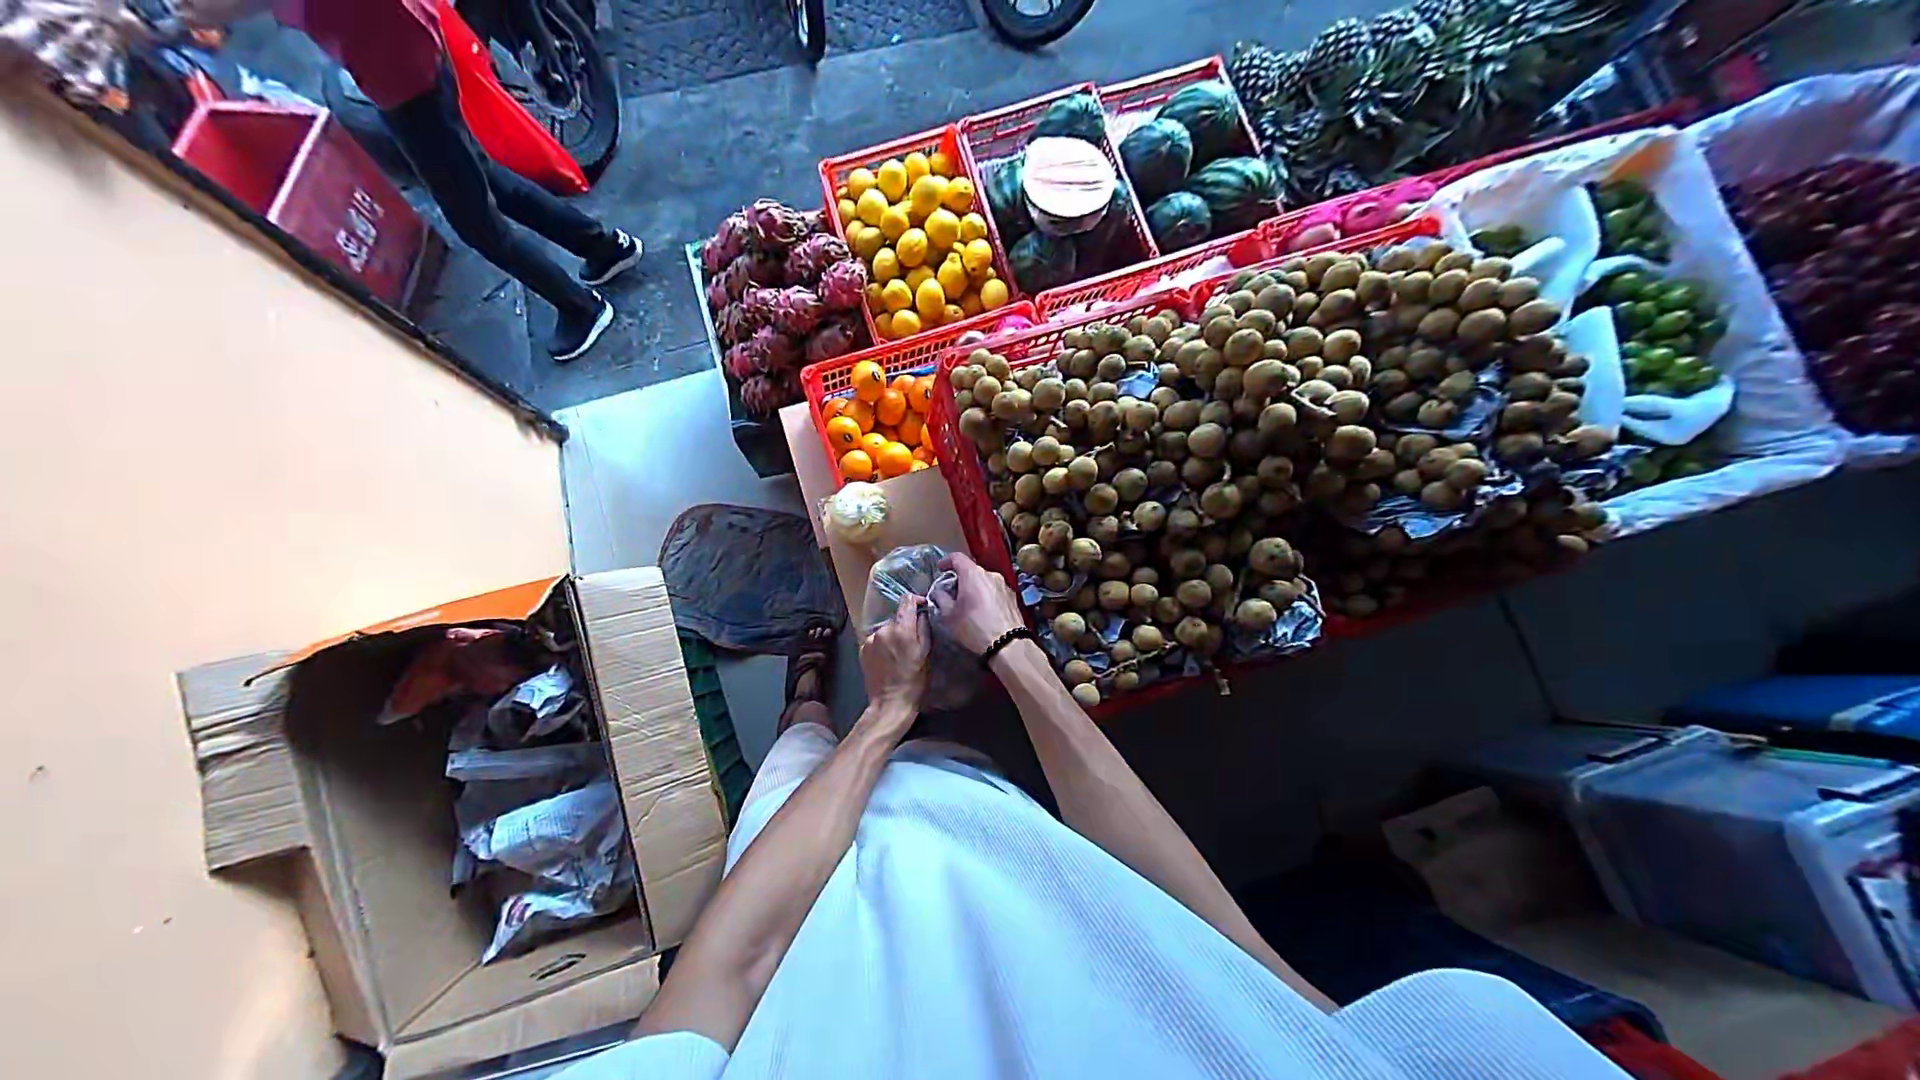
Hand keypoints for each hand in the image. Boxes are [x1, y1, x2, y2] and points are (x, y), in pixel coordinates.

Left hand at [859, 594, 929, 727]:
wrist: (890, 703)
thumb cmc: (913, 681)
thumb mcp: (926, 654)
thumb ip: (924, 628)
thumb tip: (923, 613)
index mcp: (901, 629)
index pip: (906, 601)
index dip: (916, 601)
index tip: (922, 607)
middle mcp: (883, 630)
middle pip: (897, 618)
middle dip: (905, 626)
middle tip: (912, 642)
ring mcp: (870, 639)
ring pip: (886, 629)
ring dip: (893, 636)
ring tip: (899, 653)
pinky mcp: (862, 649)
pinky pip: (876, 639)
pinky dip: (883, 644)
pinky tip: (888, 658)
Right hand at [933, 551, 1026, 655]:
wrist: (1007, 644)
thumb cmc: (974, 627)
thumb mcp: (949, 616)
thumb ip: (941, 599)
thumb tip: (939, 592)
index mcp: (973, 574)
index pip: (957, 558)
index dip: (946, 561)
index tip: (940, 569)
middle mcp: (990, 575)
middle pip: (972, 570)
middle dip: (960, 579)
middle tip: (952, 593)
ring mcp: (1004, 585)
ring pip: (984, 581)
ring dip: (974, 588)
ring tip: (968, 604)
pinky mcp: (1012, 597)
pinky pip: (994, 591)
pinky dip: (986, 595)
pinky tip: (983, 611)